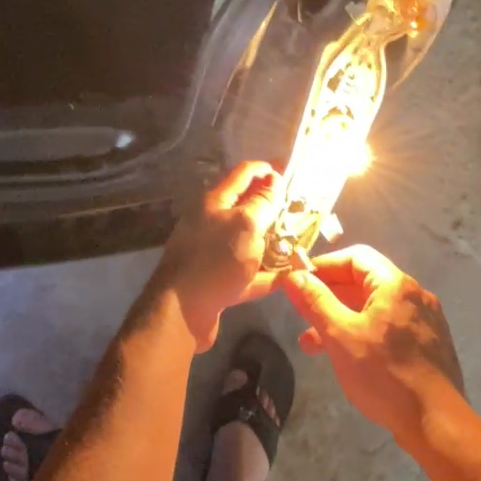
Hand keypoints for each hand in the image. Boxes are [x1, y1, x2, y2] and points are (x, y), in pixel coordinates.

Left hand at [150, 161, 281, 350]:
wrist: (181, 311)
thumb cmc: (216, 260)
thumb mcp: (246, 225)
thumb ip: (262, 202)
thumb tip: (274, 179)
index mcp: (215, 201)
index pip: (243, 174)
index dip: (267, 169)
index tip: (290, 172)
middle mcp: (211, 222)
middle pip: (245, 207)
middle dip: (271, 206)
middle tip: (299, 210)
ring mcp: (212, 252)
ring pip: (247, 240)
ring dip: (271, 241)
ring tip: (299, 243)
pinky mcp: (216, 281)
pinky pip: (246, 272)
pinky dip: (266, 273)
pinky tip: (287, 277)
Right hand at [280, 245, 464, 439]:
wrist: (437, 424)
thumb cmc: (384, 374)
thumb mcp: (340, 335)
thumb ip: (315, 301)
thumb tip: (294, 276)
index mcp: (395, 285)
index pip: (355, 257)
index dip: (325, 265)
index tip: (300, 281)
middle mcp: (415, 295)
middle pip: (364, 282)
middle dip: (329, 295)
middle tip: (302, 312)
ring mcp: (425, 321)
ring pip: (374, 308)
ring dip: (342, 318)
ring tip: (312, 345)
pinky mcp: (429, 345)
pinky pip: (389, 327)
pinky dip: (363, 333)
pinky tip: (347, 357)